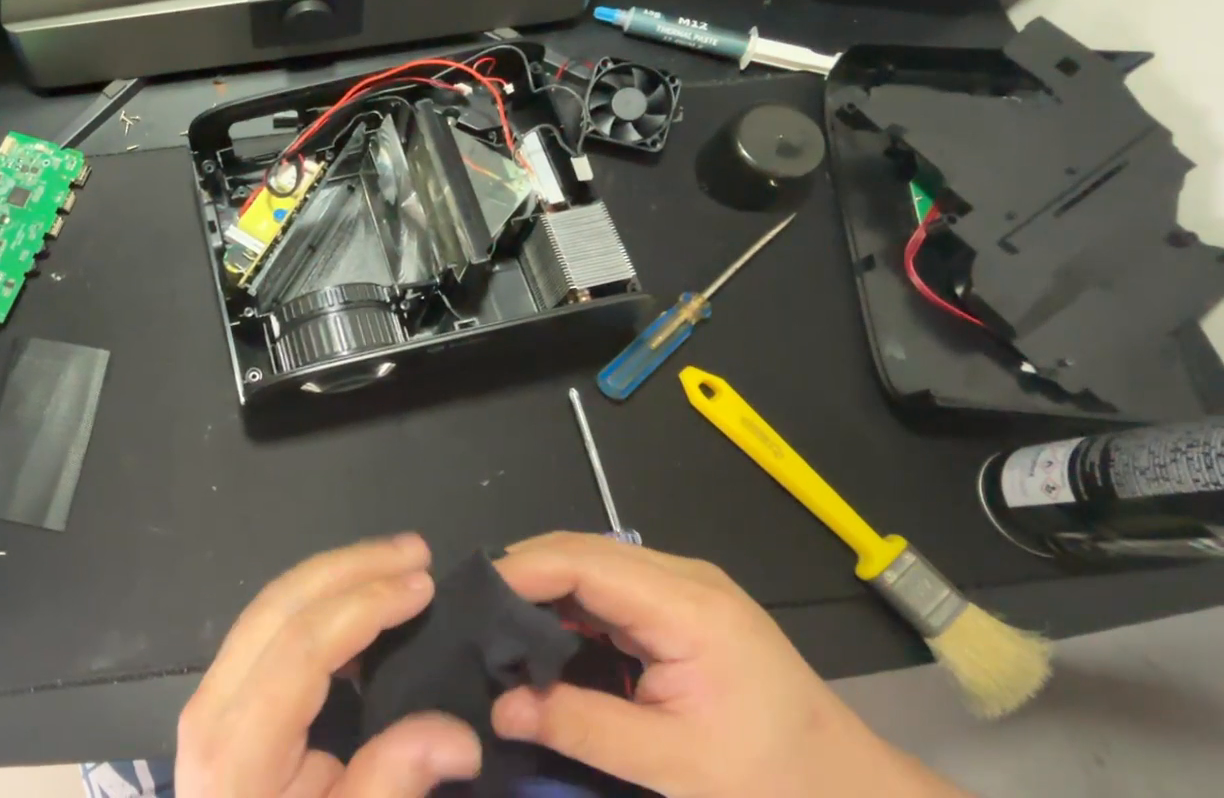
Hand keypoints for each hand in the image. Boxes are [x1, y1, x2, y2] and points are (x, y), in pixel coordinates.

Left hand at [178, 534, 480, 797]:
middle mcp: (213, 702)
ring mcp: (211, 691)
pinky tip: (360, 598)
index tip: (422, 585)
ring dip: (335, 573)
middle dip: (351, 567)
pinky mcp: (222, 691)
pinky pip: (269, 625)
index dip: (364, 605)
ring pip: (270, 604)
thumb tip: (460, 734)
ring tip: (396, 561)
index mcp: (237, 745)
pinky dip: (318, 600)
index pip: (301, 646)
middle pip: (279, 605)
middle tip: (416, 551)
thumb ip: (392, 783)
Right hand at [490, 533, 967, 797]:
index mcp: (685, 606)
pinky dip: (568, 604)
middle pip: (581, 550)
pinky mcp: (681, 604)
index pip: (581, 560)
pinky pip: (608, 586)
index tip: (467, 602)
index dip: (518, 571)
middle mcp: (682, 577)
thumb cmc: (776, 782)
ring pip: (590, 563)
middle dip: (521, 575)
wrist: (857, 794)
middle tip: (470, 616)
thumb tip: (498, 706)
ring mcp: (684, 586)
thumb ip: (581, 727)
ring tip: (494, 625)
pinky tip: (543, 636)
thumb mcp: (676, 766)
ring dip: (542, 587)